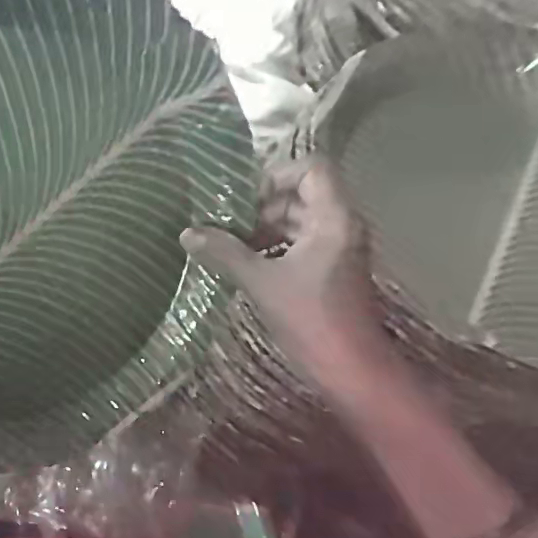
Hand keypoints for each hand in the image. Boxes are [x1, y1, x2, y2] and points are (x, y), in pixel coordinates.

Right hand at [181, 158, 396, 394]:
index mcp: (333, 218)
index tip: (243, 199)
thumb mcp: (261, 283)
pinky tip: (247, 265)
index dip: (275, 176)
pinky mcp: (334, 270)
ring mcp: (340, 249)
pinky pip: (303, 244)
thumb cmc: (310, 320)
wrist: (349, 368)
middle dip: (263, 207)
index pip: (311, 169)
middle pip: (302, 195)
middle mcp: (342, 225)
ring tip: (230, 245)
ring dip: (266, 229)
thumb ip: (224, 253)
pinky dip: (276, 247)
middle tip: (227, 224)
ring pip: (301, 221)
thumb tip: (187, 234)